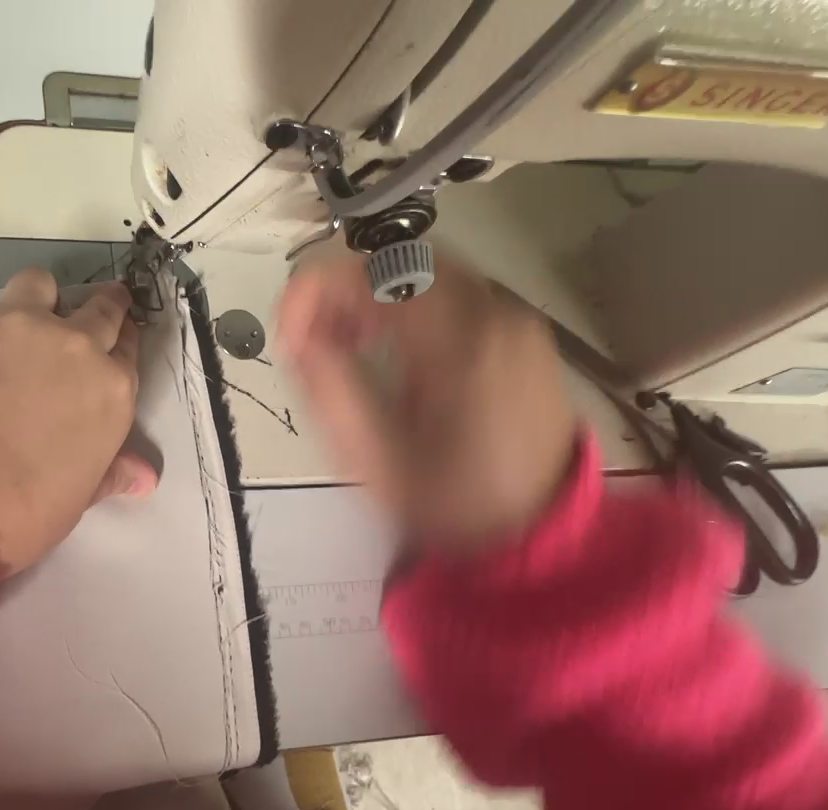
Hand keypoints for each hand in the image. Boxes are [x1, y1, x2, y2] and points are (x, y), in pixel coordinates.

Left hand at [0, 268, 155, 577]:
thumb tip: (144, 477)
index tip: (113, 348)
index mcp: (112, 390)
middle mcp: (74, 346)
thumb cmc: (25, 510)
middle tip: (90, 318)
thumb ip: (109, 474)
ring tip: (24, 324)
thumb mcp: (77, 500)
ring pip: (39, 284)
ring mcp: (17, 329)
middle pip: (99, 308)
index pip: (128, 350)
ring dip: (38, 299)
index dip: (121, 347)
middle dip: (101, 309)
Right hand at [276, 252, 576, 550]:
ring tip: (347, 348)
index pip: (376, 272)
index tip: (290, 334)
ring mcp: (516, 322)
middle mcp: (496, 315)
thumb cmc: (449, 504)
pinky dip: (411, 309)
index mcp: (458, 343)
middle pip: (404, 260)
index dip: (317, 290)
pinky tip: (392, 353)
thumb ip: (329, 388)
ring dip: (376, 298)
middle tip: (314, 339)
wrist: (537, 532)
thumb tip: (295, 335)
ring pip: (431, 273)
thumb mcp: (374, 457)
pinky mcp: (522, 335)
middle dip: (346, 291)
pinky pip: (456, 297)